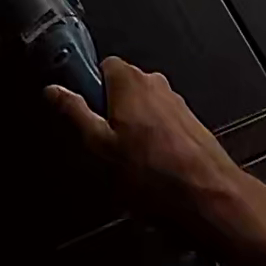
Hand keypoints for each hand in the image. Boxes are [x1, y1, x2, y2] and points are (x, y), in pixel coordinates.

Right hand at [46, 56, 248, 224]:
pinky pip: (163, 126)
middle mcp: (154, 82)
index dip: (90, 89)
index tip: (87, 114)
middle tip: (107, 145)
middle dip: (112, 113)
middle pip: (122, 89)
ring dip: (135, 130)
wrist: (212, 200)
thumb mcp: (100, 145)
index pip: (101, 65)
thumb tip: (53, 90)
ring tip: (133, 166)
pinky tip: (155, 172)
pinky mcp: (192, 125)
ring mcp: (176, 103)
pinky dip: (156, 143)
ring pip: (143, 109)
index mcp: (129, 79)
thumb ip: (74, 112)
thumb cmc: (154, 173)